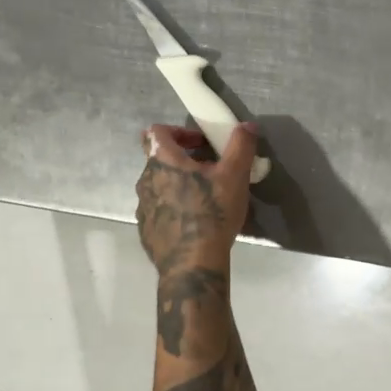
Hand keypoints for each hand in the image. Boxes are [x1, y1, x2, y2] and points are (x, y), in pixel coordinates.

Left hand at [135, 122, 258, 271]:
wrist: (192, 264)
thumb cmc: (213, 214)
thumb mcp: (235, 176)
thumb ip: (241, 146)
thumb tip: (247, 125)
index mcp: (163, 161)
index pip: (157, 131)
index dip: (179, 131)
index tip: (201, 144)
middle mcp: (145, 180)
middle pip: (160, 159)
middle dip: (185, 160)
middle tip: (212, 172)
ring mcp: (143, 206)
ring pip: (159, 186)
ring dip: (179, 185)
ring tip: (205, 199)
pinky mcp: (146, 229)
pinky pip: (159, 210)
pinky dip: (174, 208)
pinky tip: (195, 223)